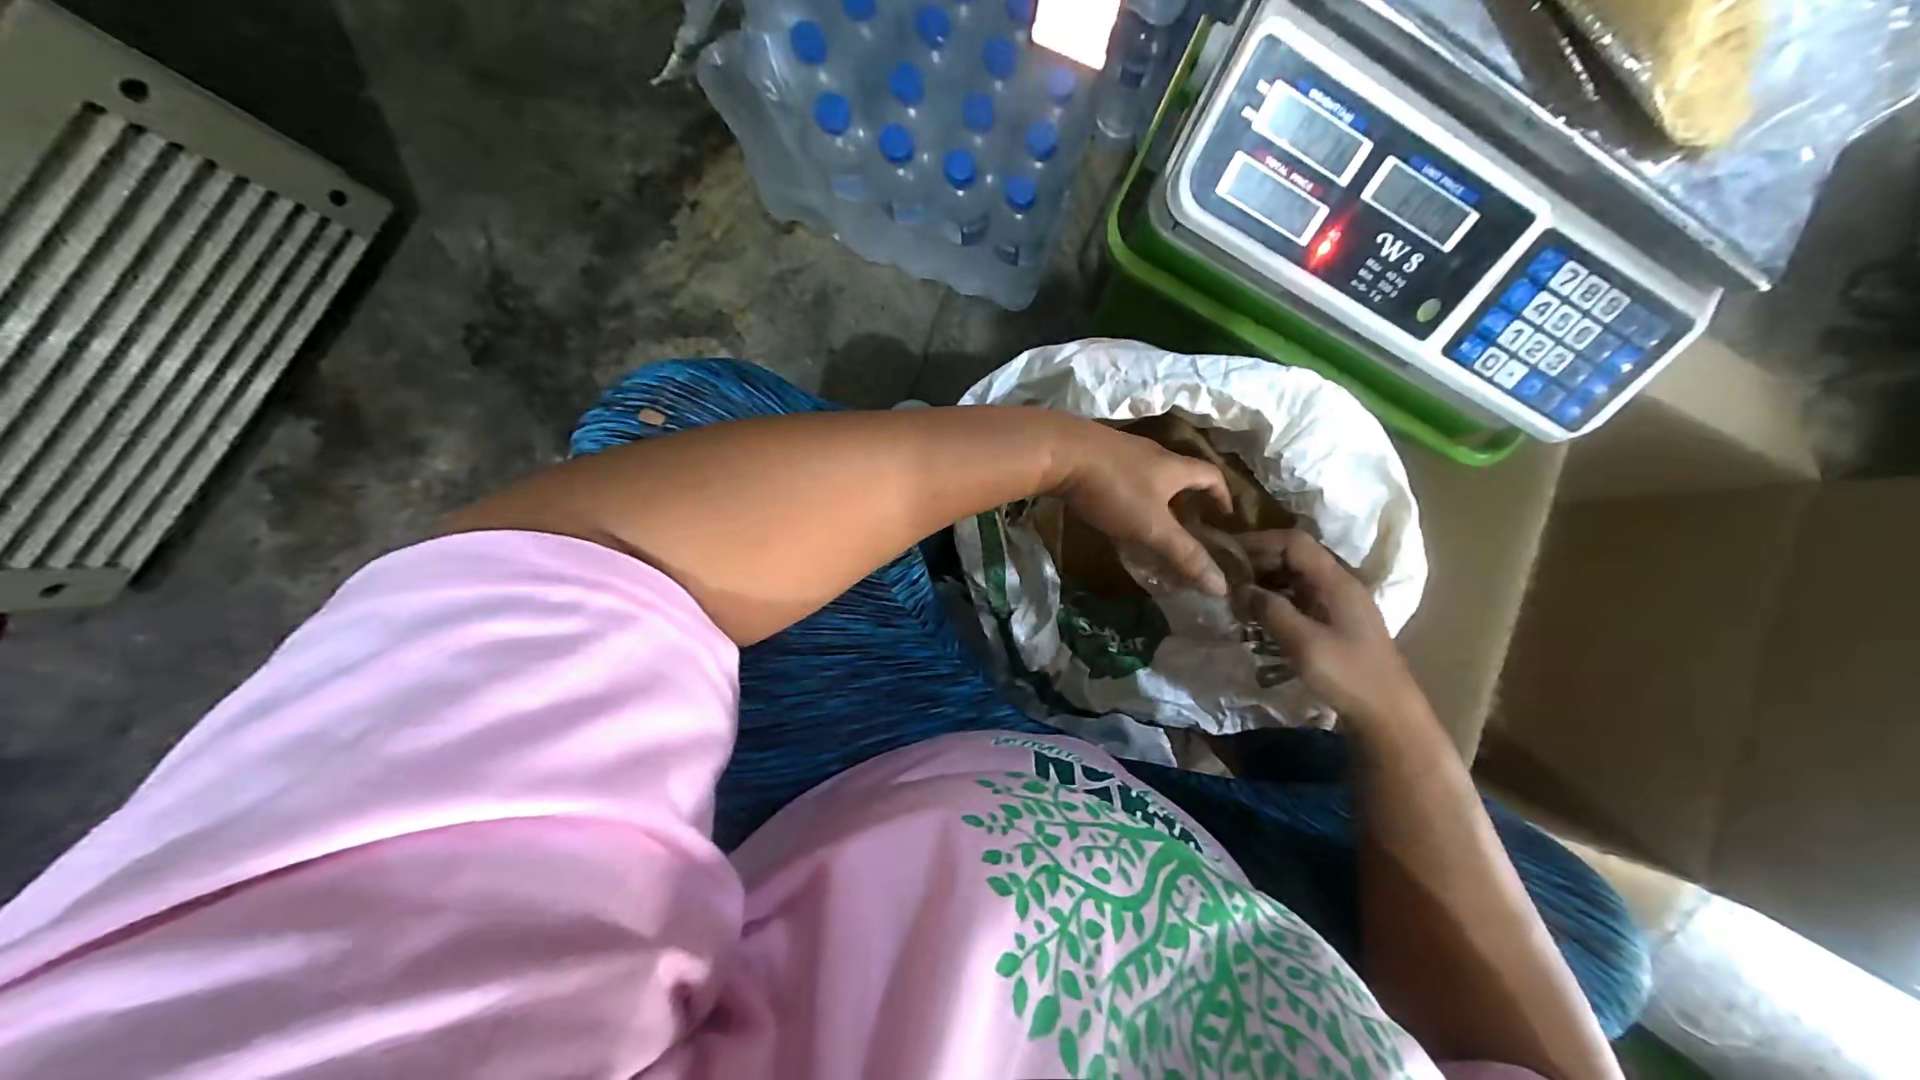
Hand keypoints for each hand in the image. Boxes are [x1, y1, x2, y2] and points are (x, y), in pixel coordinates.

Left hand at [1052, 423, 1233, 596]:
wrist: (1058, 452)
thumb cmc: (1113, 488)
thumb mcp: (1152, 527)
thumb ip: (1184, 554)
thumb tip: (1221, 586)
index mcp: (1174, 466)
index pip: (1211, 475)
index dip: (1222, 495)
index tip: (1225, 515)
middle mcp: (1152, 452)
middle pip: (1179, 472)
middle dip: (1186, 497)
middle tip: (1185, 525)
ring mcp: (1121, 450)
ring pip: (1148, 473)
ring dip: (1154, 495)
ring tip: (1148, 522)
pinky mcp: (1094, 453)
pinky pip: (1120, 473)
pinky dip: (1126, 491)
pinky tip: (1111, 509)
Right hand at [1234, 530, 1426, 724]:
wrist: (1388, 717)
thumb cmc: (1349, 676)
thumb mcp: (1304, 643)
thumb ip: (1270, 610)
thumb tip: (1239, 588)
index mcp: (1337, 582)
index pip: (1294, 542)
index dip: (1259, 542)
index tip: (1227, 553)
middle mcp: (1339, 586)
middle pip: (1294, 556)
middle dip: (1258, 561)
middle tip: (1224, 576)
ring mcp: (1338, 605)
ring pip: (1295, 578)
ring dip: (1264, 581)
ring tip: (1234, 595)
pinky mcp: (1334, 624)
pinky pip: (1298, 599)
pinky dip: (1274, 599)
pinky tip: (1255, 614)